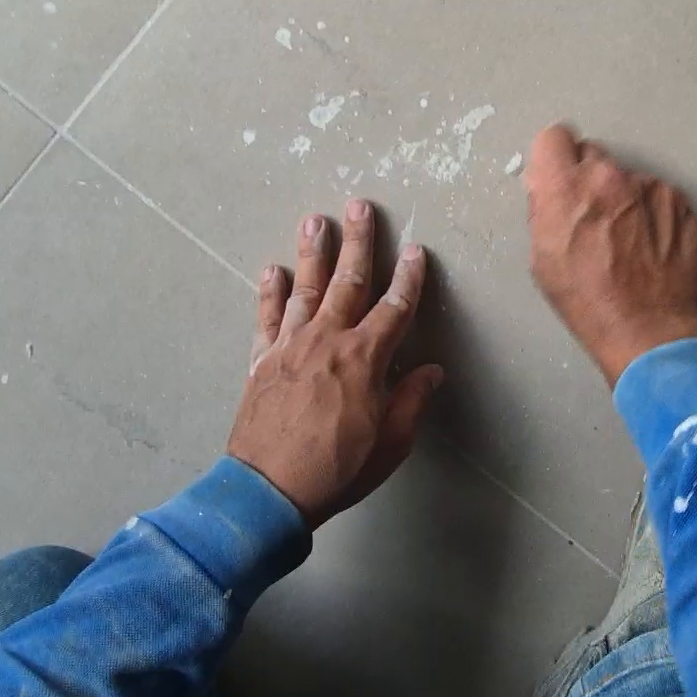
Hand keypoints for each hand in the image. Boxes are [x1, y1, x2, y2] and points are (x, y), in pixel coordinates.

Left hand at [226, 201, 443, 527]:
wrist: (268, 490)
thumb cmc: (337, 468)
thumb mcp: (390, 442)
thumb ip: (411, 400)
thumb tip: (433, 370)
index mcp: (365, 359)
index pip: (395, 308)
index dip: (409, 278)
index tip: (415, 251)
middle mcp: (328, 341)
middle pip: (349, 281)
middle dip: (358, 242)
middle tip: (358, 205)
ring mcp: (291, 346)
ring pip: (305, 288)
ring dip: (313, 252)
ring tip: (315, 219)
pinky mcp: (262, 360)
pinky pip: (267, 317)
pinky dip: (269, 293)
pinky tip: (271, 269)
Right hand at [523, 123, 696, 385]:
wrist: (648, 331)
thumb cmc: (587, 302)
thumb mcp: (542, 258)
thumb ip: (544, 210)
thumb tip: (548, 188)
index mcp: (566, 187)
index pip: (554, 137)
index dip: (555, 159)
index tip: (560, 180)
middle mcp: (610, 175)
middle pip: (593, 156)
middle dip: (589, 180)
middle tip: (592, 219)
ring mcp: (651, 187)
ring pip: (628, 179)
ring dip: (624, 200)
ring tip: (626, 244)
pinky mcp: (681, 203)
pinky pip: (658, 198)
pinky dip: (653, 216)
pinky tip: (650, 249)